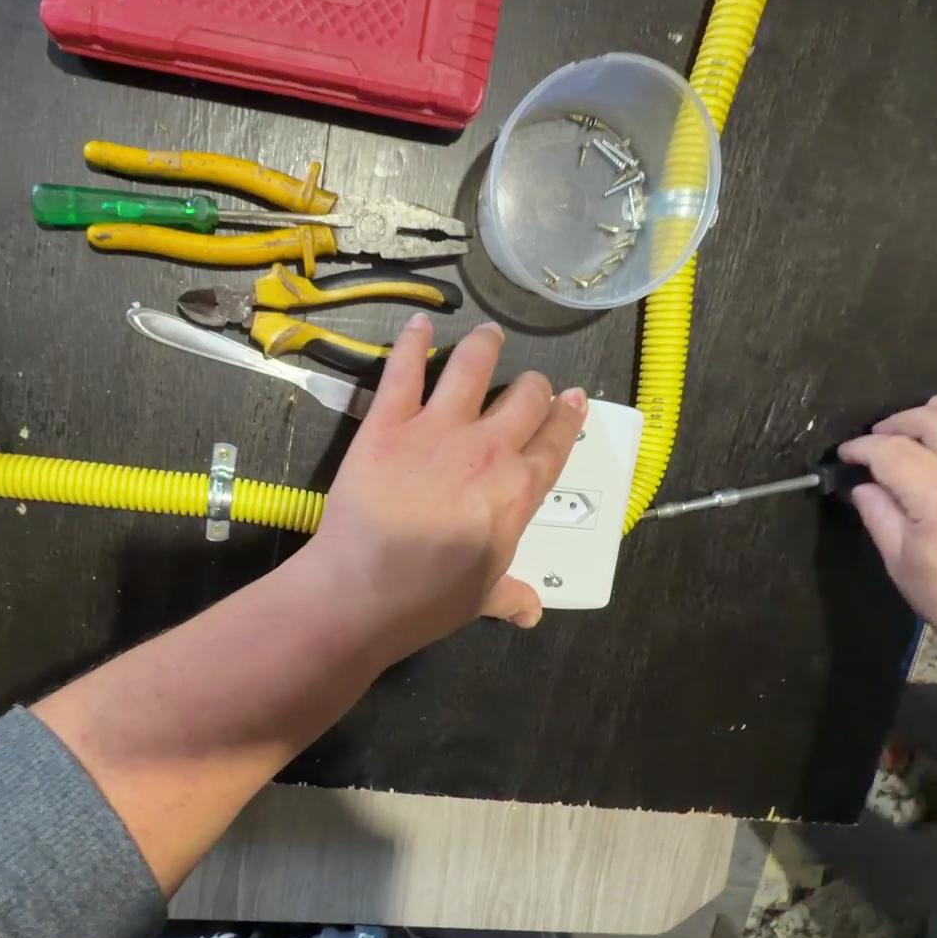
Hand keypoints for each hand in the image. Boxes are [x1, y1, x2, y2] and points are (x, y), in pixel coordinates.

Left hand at [298, 314, 586, 660]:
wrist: (364, 590)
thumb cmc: (429, 600)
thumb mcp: (482, 598)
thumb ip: (511, 593)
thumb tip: (531, 612)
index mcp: (519, 490)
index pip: (556, 441)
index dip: (568, 417)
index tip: (572, 400)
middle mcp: (488, 448)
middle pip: (526, 398)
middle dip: (535, 386)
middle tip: (530, 384)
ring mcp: (438, 430)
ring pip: (474, 368)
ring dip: (486, 346)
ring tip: (491, 334)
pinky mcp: (388, 422)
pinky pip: (404, 371)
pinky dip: (412, 342)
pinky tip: (418, 325)